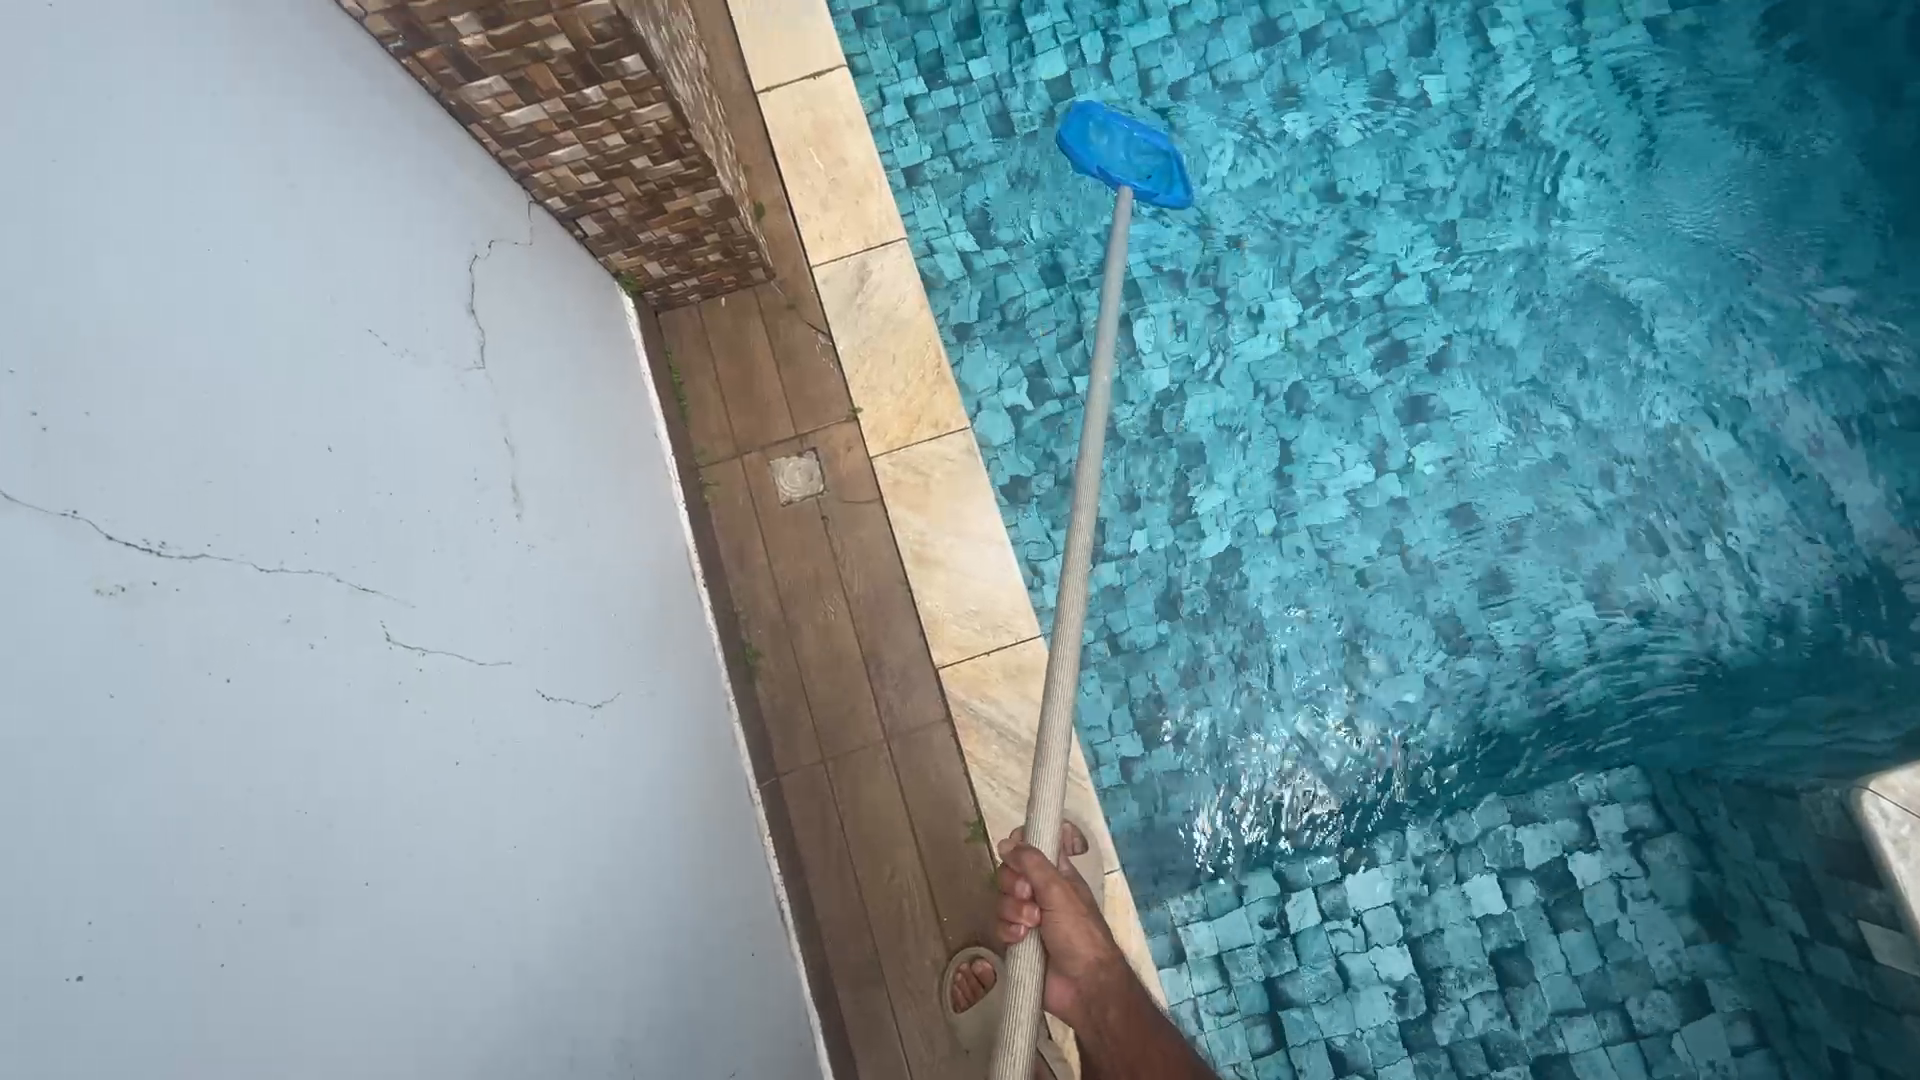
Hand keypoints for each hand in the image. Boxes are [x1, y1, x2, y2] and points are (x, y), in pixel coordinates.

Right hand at [994, 823, 1131, 1030]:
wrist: (1083, 986)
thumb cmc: (1079, 932)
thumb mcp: (1059, 890)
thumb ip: (1032, 862)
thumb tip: (1006, 842)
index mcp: (1056, 874)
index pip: (1031, 849)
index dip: (1019, 848)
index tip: (1014, 853)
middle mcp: (1040, 892)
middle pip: (1009, 873)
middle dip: (1014, 884)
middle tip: (1028, 896)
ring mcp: (1028, 918)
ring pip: (1002, 900)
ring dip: (1014, 910)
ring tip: (1031, 925)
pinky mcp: (1018, 942)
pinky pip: (1000, 926)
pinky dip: (1008, 931)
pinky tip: (1021, 940)